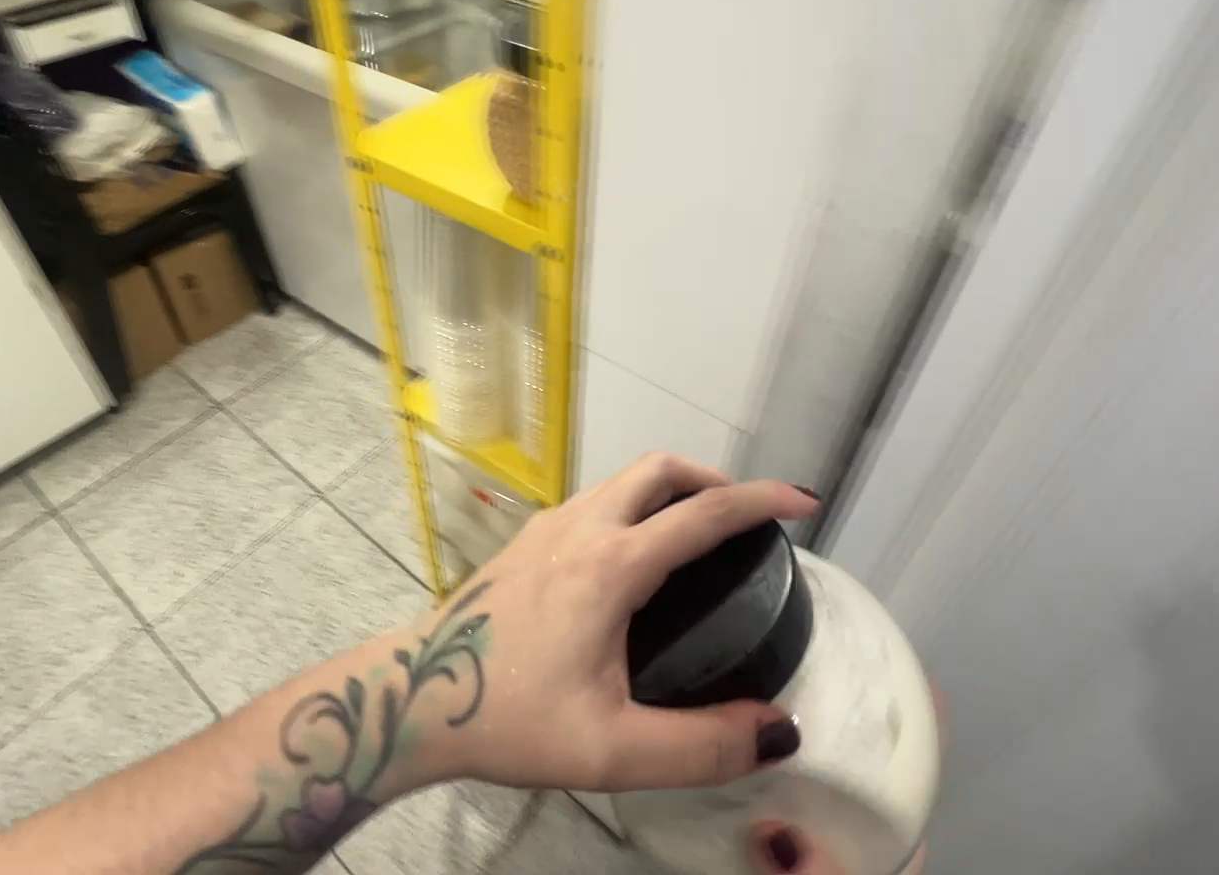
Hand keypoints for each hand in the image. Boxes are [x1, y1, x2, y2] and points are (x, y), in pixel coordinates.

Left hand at [412, 452, 818, 792]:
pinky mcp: (528, 538)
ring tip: (698, 534)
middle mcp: (581, 526)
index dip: (762, 500)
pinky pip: (598, 499)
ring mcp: (548, 525)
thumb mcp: (612, 750)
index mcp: (611, 565)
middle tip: (745, 518)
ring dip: (672, 488)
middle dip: (713, 478)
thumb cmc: (511, 718)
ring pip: (624, 479)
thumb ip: (703, 746)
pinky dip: (637, 504)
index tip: (803, 502)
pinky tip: (637, 557)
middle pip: (659, 468)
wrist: (415, 694)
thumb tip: (778, 728)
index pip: (704, 512)